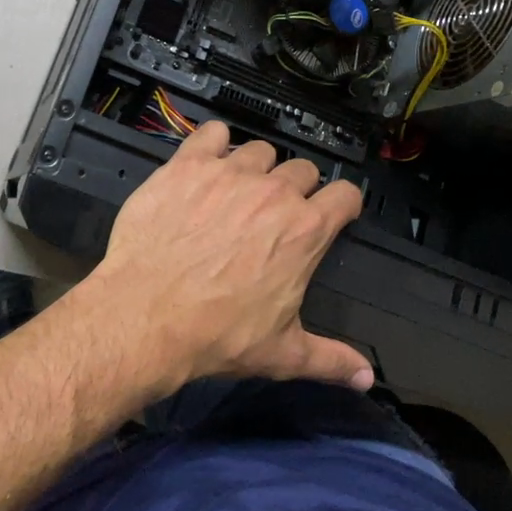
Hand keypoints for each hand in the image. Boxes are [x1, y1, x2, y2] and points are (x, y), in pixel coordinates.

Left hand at [75, 120, 372, 393]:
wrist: (146, 317)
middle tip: (273, 213)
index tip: (331, 213)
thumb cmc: (217, 335)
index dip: (341, 205)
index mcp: (304, 230)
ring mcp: (227, 173)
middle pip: (302, 169)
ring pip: (258, 150)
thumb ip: (330, 359)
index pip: (346, 195)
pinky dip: (213, 143)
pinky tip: (205, 162)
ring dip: (255, 167)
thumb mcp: (281, 354)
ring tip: (237, 190)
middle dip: (296, 187)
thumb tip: (365, 377)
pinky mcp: (186, 165)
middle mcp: (272, 192)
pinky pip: (211, 133)